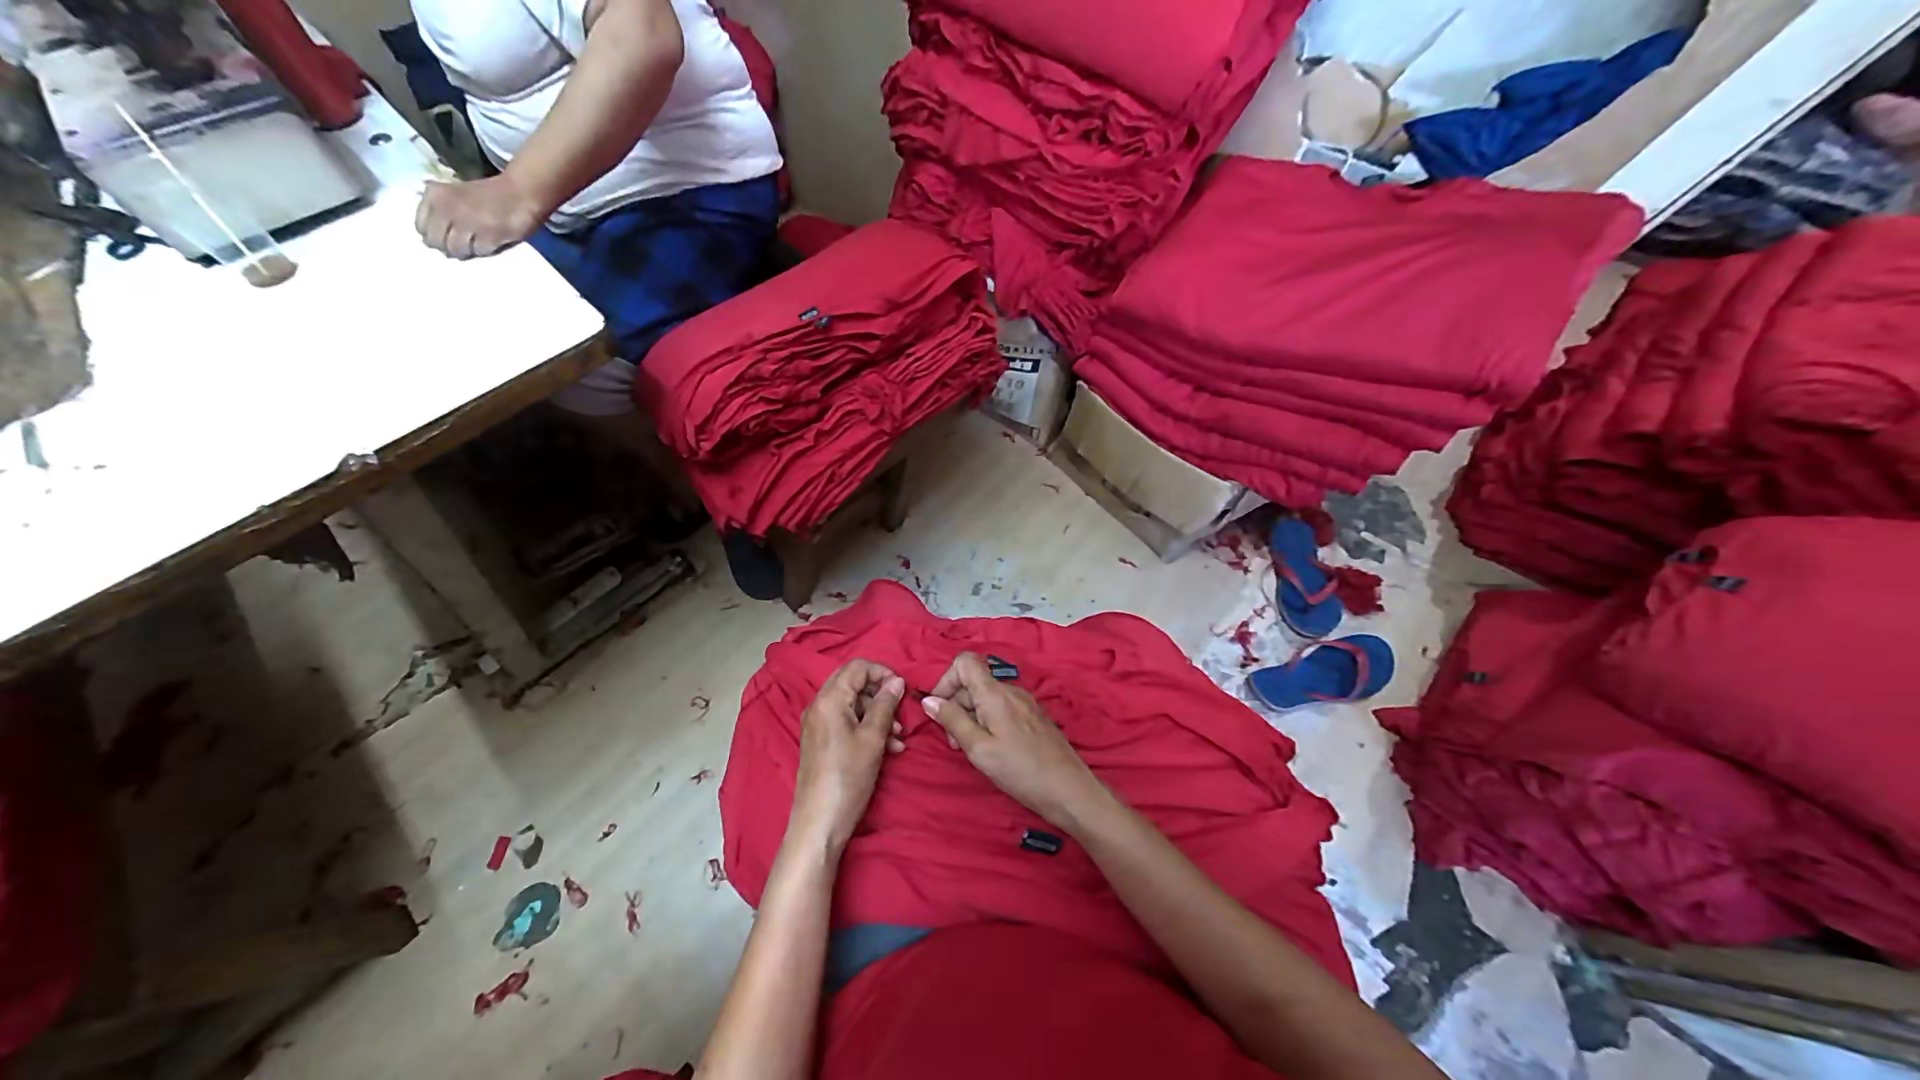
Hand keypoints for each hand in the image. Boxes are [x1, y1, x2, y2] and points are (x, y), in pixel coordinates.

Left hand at [415, 173, 545, 259]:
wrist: (520, 193)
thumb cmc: (488, 194)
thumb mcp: (454, 193)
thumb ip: (440, 207)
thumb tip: (431, 229)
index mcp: (435, 196)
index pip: (421, 227)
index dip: (433, 234)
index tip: (444, 236)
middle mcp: (447, 209)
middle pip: (436, 241)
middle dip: (446, 246)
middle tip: (458, 246)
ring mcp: (468, 224)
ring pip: (456, 249)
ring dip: (464, 251)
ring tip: (473, 246)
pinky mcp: (489, 236)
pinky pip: (478, 251)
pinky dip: (482, 250)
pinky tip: (488, 243)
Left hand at [789, 660, 906, 855]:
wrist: (819, 823)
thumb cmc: (848, 777)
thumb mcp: (873, 739)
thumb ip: (885, 705)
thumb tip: (896, 681)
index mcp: (829, 700)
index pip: (857, 667)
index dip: (882, 672)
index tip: (902, 691)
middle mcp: (818, 705)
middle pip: (854, 684)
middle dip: (880, 696)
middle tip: (900, 717)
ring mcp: (817, 724)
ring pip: (853, 705)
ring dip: (877, 715)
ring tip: (897, 740)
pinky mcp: (820, 740)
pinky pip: (846, 722)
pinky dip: (866, 728)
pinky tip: (886, 748)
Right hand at [921, 652, 1111, 831]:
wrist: (1069, 790)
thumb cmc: (1020, 771)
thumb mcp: (979, 749)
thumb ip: (953, 721)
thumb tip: (929, 700)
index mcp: (995, 693)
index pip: (965, 661)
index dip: (946, 680)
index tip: (940, 710)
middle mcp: (1011, 691)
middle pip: (973, 683)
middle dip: (956, 706)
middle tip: (955, 742)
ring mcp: (1025, 703)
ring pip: (987, 698)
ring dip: (971, 717)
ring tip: (973, 750)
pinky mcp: (1034, 717)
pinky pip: (1002, 708)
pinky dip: (989, 722)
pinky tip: (993, 749)